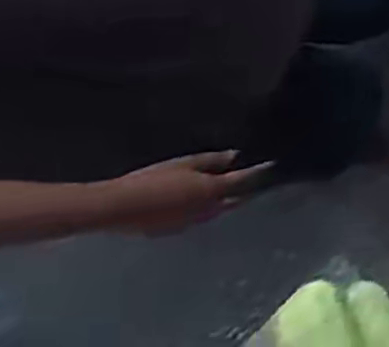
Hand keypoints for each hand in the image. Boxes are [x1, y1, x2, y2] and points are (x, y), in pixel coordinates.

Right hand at [93, 151, 272, 234]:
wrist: (115, 208)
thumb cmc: (153, 179)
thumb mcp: (186, 163)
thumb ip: (213, 161)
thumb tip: (235, 156)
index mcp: (212, 191)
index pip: (243, 180)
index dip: (260, 171)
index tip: (273, 165)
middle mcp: (205, 211)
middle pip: (233, 201)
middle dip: (247, 193)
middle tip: (259, 184)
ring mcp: (187, 224)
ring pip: (216, 213)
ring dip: (227, 204)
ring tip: (236, 194)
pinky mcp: (170, 231)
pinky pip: (197, 220)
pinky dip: (206, 211)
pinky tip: (203, 207)